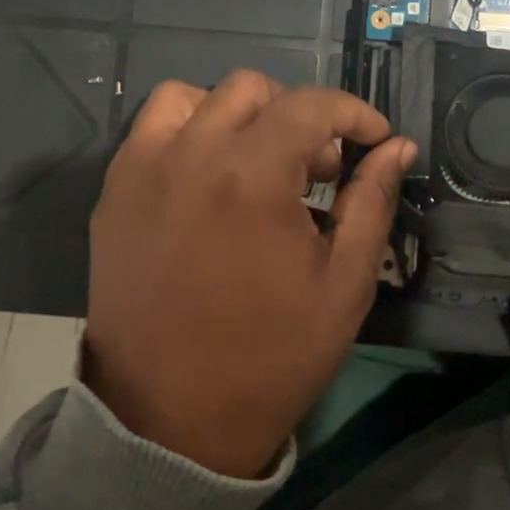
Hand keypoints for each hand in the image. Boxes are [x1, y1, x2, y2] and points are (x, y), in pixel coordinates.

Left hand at [82, 71, 414, 478]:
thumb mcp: (344, 284)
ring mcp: (142, 170)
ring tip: (258, 163)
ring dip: (237, 114)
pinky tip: (209, 178)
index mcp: (251, 176)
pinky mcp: (113, 192)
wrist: (169, 420)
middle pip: (252, 89)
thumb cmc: (270, 358)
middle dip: (298, 115)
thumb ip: (372, 202)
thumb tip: (396, 146)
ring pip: (193, 96)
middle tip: (318, 169)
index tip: (374, 137)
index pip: (310, 105)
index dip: (353, 112)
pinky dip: (188, 131)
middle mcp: (190, 154)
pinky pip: (152, 129)